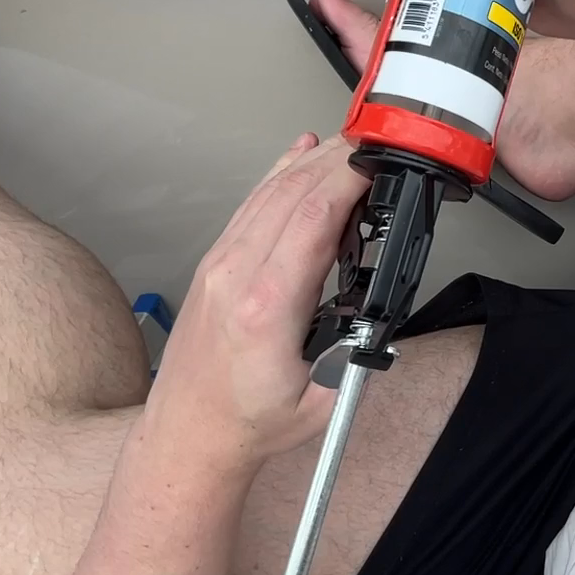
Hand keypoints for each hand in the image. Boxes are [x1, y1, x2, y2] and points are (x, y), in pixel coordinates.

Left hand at [141, 134, 369, 470]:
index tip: (377, 160)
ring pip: (270, 191)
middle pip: (293, 192)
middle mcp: (237, 274)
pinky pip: (252, 203)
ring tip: (348, 142)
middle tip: (376, 141)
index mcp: (268, 306)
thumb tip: (385, 315)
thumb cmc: (248, 419)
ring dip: (313, 160)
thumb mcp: (324, 400)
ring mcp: (221, 264)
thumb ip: (358, 356)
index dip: (347, 180)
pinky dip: (280, 172)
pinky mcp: (217, 263)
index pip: (311, 219)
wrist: (189, 433)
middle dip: (338, 158)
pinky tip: (298, 155)